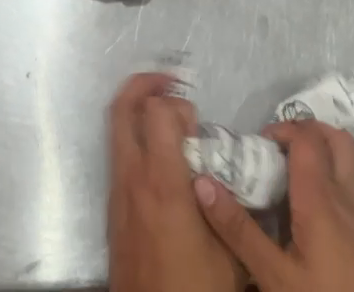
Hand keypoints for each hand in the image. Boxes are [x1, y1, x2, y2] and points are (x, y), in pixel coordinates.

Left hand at [108, 73, 241, 291]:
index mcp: (162, 184)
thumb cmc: (194, 290)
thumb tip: (240, 175)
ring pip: (115, 130)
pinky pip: (118, 154)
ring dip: (136, 110)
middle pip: (122, 109)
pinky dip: (134, 139)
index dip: (178, 104)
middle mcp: (132, 179)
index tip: (198, 117)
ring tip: (167, 113)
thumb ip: (234, 207)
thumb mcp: (230, 255)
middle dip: (142, 85)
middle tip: (170, 82)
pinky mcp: (113, 207)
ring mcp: (118, 191)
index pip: (158, 114)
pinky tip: (162, 155)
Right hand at [193, 120, 353, 291]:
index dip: (282, 129)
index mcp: (322, 201)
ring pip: (350, 166)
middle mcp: (348, 201)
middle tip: (277, 148)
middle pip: (339, 141)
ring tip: (289, 174)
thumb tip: (202, 182)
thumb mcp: (275, 277)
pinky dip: (331, 182)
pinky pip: (353, 192)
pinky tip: (309, 215)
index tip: (256, 144)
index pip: (308, 140)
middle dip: (308, 130)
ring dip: (323, 154)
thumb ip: (239, 230)